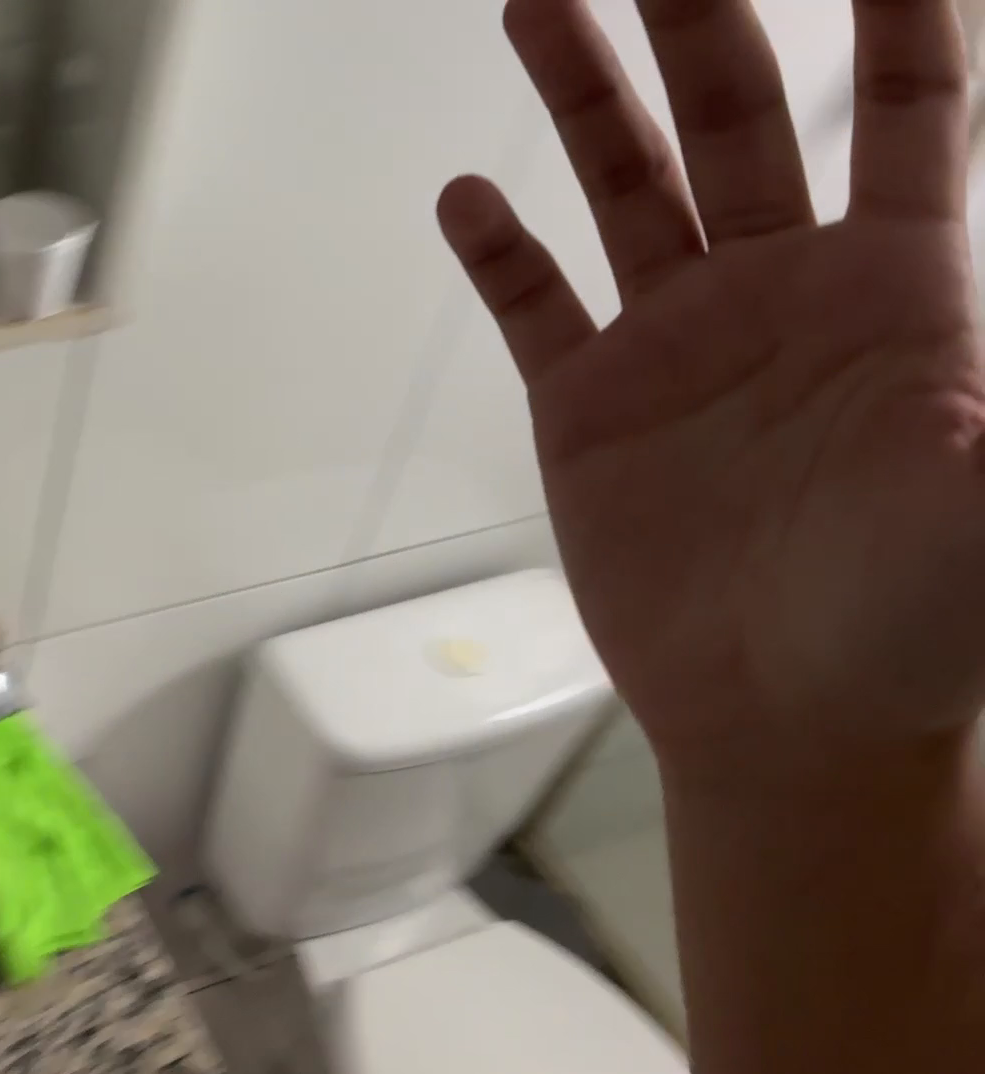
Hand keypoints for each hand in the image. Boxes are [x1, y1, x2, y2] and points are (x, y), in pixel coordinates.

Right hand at [439, 0, 984, 771]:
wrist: (771, 701)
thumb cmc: (904, 623)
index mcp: (897, 287)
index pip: (910, 103)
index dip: (897, 5)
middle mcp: (770, 293)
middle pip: (728, 119)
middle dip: (686, 22)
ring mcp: (663, 345)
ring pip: (615, 194)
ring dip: (577, 105)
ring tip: (534, 13)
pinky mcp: (580, 403)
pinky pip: (531, 307)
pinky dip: (496, 254)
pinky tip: (464, 199)